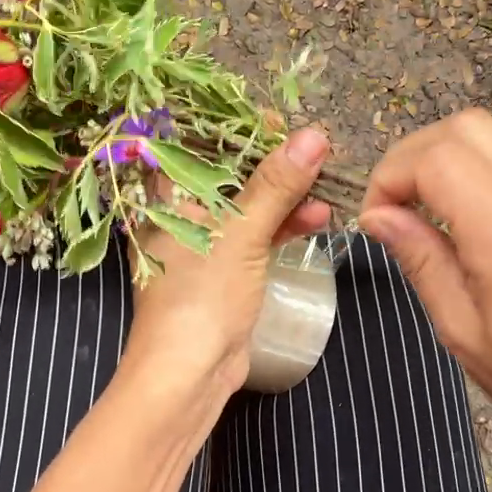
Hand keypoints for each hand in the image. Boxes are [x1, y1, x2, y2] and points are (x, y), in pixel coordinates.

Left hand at [123, 129, 331, 394]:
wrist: (189, 371)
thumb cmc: (200, 295)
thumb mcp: (240, 233)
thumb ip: (275, 185)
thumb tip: (312, 136)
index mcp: (165, 198)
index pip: (198, 145)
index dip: (237, 128)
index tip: (280, 120)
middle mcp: (179, 216)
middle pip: (227, 175)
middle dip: (272, 163)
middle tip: (315, 150)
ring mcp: (202, 245)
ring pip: (246, 207)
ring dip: (285, 196)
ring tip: (326, 185)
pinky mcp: (223, 273)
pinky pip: (255, 238)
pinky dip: (282, 227)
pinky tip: (317, 217)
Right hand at [358, 109, 491, 471]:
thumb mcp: (461, 331)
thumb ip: (420, 260)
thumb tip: (376, 216)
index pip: (437, 159)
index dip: (390, 177)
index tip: (375, 220)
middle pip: (465, 128)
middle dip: (413, 156)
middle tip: (394, 206)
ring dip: (448, 152)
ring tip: (427, 203)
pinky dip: (482, 159)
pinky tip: (468, 206)